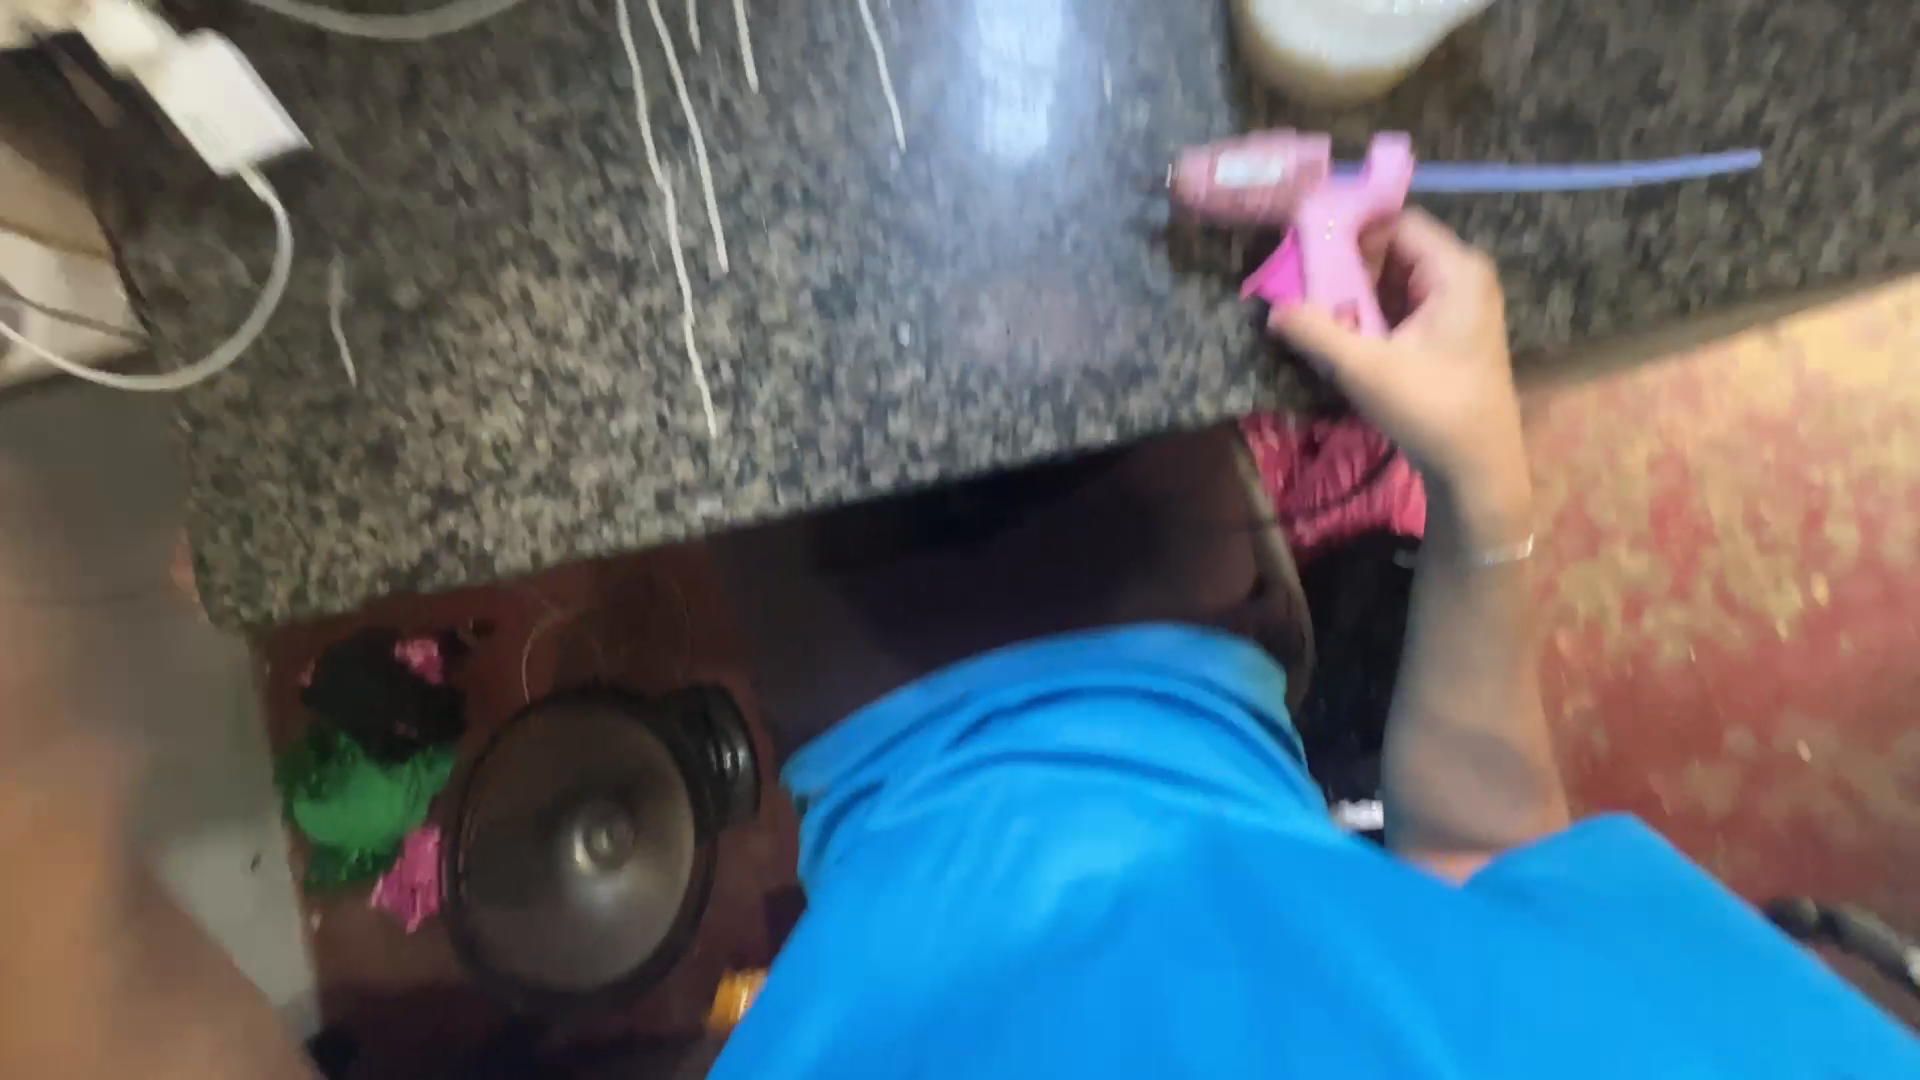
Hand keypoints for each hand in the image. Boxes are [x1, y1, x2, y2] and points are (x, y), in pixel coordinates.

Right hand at [1270, 209, 1531, 546]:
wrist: (1474, 463)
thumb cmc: (1429, 407)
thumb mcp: (1364, 367)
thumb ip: (1316, 333)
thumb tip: (1273, 310)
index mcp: (1454, 271)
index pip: (1397, 224)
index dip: (1350, 231)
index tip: (1305, 250)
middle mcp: (1459, 279)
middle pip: (1391, 253)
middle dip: (1343, 269)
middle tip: (1300, 289)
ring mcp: (1452, 309)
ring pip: (1390, 284)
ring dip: (1350, 298)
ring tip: (1312, 314)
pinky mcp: (1441, 336)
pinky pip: (1396, 309)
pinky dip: (1366, 318)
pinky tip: (1337, 338)